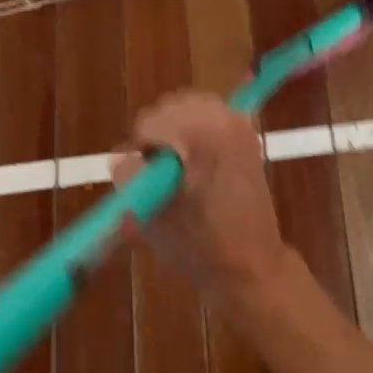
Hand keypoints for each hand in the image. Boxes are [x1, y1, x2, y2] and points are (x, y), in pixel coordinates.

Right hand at [113, 91, 291, 299]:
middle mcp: (223, 118)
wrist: (252, 264)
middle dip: (157, 134)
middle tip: (153, 171)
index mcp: (201, 134)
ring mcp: (240, 124)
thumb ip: (130, 179)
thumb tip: (120, 157)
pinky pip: (213, 115)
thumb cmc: (201, 245)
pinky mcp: (248, 135)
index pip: (150, 122)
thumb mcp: (152, 216)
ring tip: (172, 167)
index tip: (141, 178)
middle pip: (172, 108)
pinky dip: (198, 128)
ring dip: (176, 129)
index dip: (138, 150)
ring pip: (193, 107)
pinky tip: (194, 158)